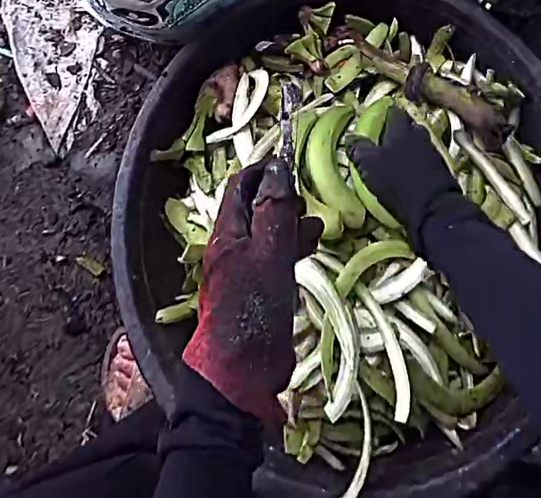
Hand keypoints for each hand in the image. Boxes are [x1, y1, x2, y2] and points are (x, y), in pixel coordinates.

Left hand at [182, 159, 319, 422]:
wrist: (242, 377)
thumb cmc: (252, 310)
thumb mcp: (268, 252)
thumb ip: (274, 210)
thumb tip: (277, 169)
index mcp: (226, 233)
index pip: (241, 185)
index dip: (264, 170)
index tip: (292, 164)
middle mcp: (233, 246)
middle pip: (256, 206)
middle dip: (282, 197)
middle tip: (306, 200)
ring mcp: (246, 268)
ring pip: (270, 230)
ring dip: (292, 222)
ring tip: (314, 227)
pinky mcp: (261, 288)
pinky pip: (277, 255)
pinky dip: (294, 246)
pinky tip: (310, 249)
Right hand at [349, 107, 464, 252]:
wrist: (432, 207)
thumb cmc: (397, 182)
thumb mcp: (370, 166)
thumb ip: (360, 149)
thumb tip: (350, 137)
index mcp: (400, 132)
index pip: (395, 113)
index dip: (388, 113)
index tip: (382, 116)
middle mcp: (418, 136)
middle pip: (410, 125)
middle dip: (402, 128)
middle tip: (390, 135)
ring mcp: (432, 151)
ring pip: (420, 140)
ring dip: (412, 143)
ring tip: (401, 152)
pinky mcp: (441, 168)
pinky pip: (428, 156)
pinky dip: (420, 158)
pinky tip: (414, 168)